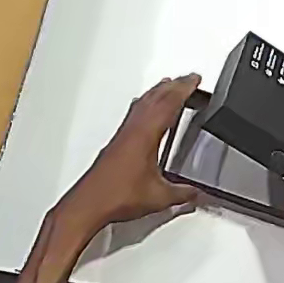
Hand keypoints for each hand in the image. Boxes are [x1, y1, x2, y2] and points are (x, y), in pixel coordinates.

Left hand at [54, 75, 202, 236]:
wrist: (89, 203)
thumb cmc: (115, 195)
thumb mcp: (159, 197)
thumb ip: (181, 194)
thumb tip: (194, 194)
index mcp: (145, 135)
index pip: (168, 103)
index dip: (183, 89)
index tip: (194, 79)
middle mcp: (132, 130)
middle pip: (154, 98)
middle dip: (172, 86)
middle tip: (186, 79)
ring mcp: (122, 136)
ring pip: (142, 104)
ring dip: (156, 93)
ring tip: (167, 87)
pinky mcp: (115, 144)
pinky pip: (133, 115)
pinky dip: (144, 106)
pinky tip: (144, 113)